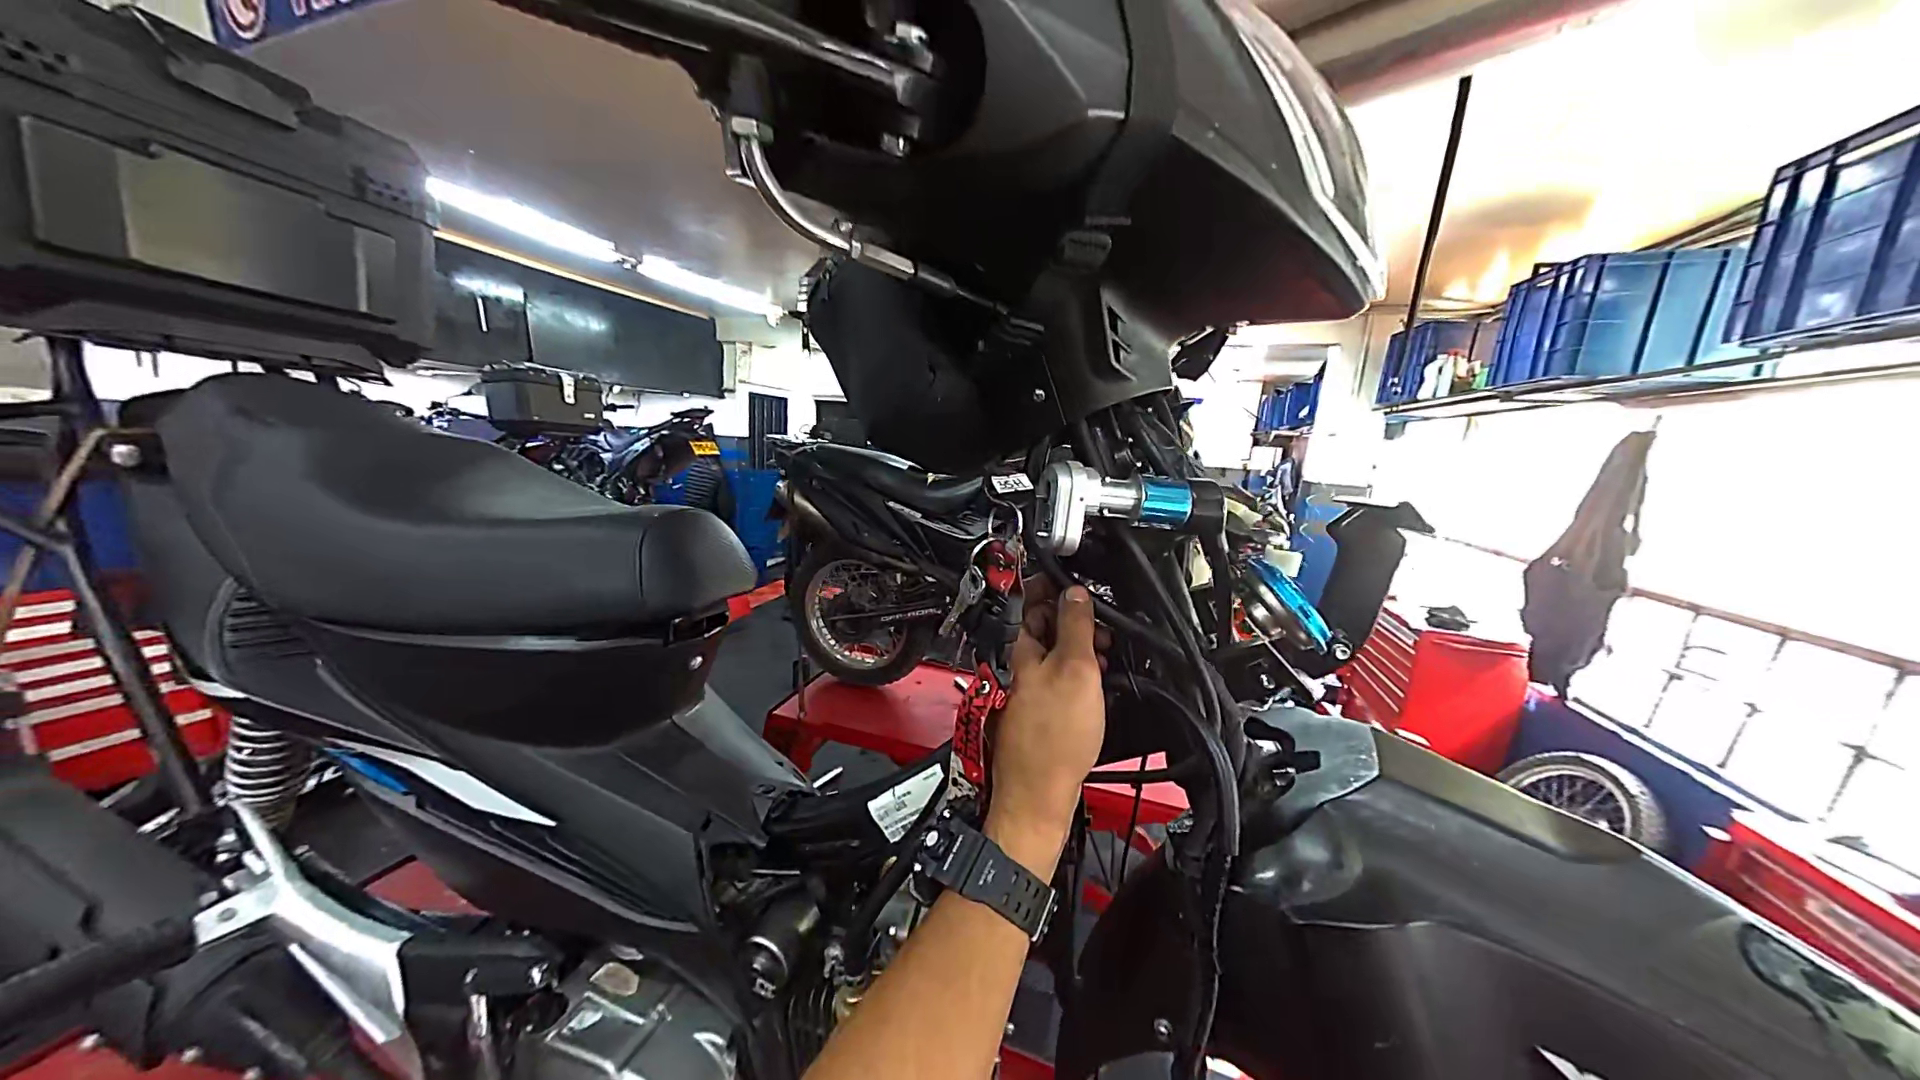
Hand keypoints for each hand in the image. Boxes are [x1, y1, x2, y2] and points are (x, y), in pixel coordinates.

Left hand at [986, 583, 1107, 876]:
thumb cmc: (1053, 738)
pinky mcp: (1041, 710)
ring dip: (1079, 643)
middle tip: (1099, 622)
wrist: (1040, 792)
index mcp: (1022, 648)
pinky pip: (1059, 677)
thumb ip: (1074, 627)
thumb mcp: (1074, 669)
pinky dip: (1078, 670)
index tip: (1074, 580)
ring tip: (1103, 652)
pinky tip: (1095, 681)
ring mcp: (1030, 687)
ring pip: (1054, 651)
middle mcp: (1021, 665)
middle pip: (1043, 624)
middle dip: (1072, 615)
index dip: (1051, 584)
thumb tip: (1076, 593)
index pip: (1030, 599)